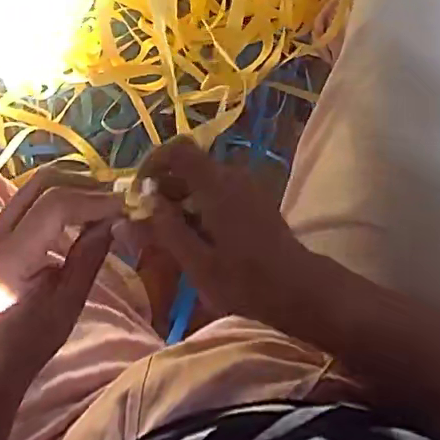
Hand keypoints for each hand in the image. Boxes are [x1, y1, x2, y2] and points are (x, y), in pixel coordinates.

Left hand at [0, 169, 118, 398]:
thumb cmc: (27, 348)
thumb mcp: (67, 304)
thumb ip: (90, 255)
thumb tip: (116, 218)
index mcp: (8, 259)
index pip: (54, 206)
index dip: (94, 200)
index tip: (124, 206)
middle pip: (42, 184)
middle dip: (83, 186)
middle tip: (114, 200)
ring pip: (34, 187)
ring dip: (71, 189)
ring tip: (102, 205)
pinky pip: (28, 201)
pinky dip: (57, 200)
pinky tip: (79, 215)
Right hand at [130, 137, 328, 332]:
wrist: (300, 290)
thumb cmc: (246, 280)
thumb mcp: (198, 263)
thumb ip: (165, 231)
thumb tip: (139, 207)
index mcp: (216, 184)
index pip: (177, 150)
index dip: (153, 163)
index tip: (139, 191)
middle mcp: (232, 175)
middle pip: (188, 165)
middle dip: (163, 187)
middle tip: (148, 221)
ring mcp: (246, 185)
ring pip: (202, 178)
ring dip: (180, 198)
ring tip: (169, 234)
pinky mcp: (253, 198)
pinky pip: (218, 189)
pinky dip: (199, 203)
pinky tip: (195, 236)